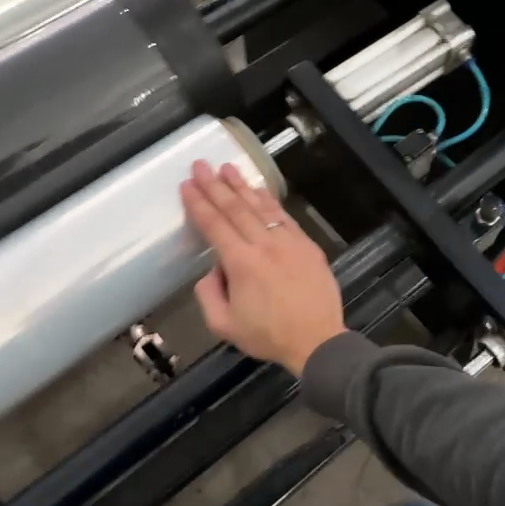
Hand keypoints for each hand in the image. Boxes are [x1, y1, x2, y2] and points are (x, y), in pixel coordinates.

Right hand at [180, 160, 345, 374]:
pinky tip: (260, 191)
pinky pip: (285, 217)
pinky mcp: (308, 247)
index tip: (187, 185)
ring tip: (228, 168)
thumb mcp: (224, 325)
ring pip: (262, 208)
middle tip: (201, 165)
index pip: (215, 225)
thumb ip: (208, 294)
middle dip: (216, 185)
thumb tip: (212, 270)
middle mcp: (265, 246)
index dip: (199, 203)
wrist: (317, 341)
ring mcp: (290, 243)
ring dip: (242, 186)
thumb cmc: (269, 336)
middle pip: (236, 209)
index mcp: (241, 264)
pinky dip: (270, 201)